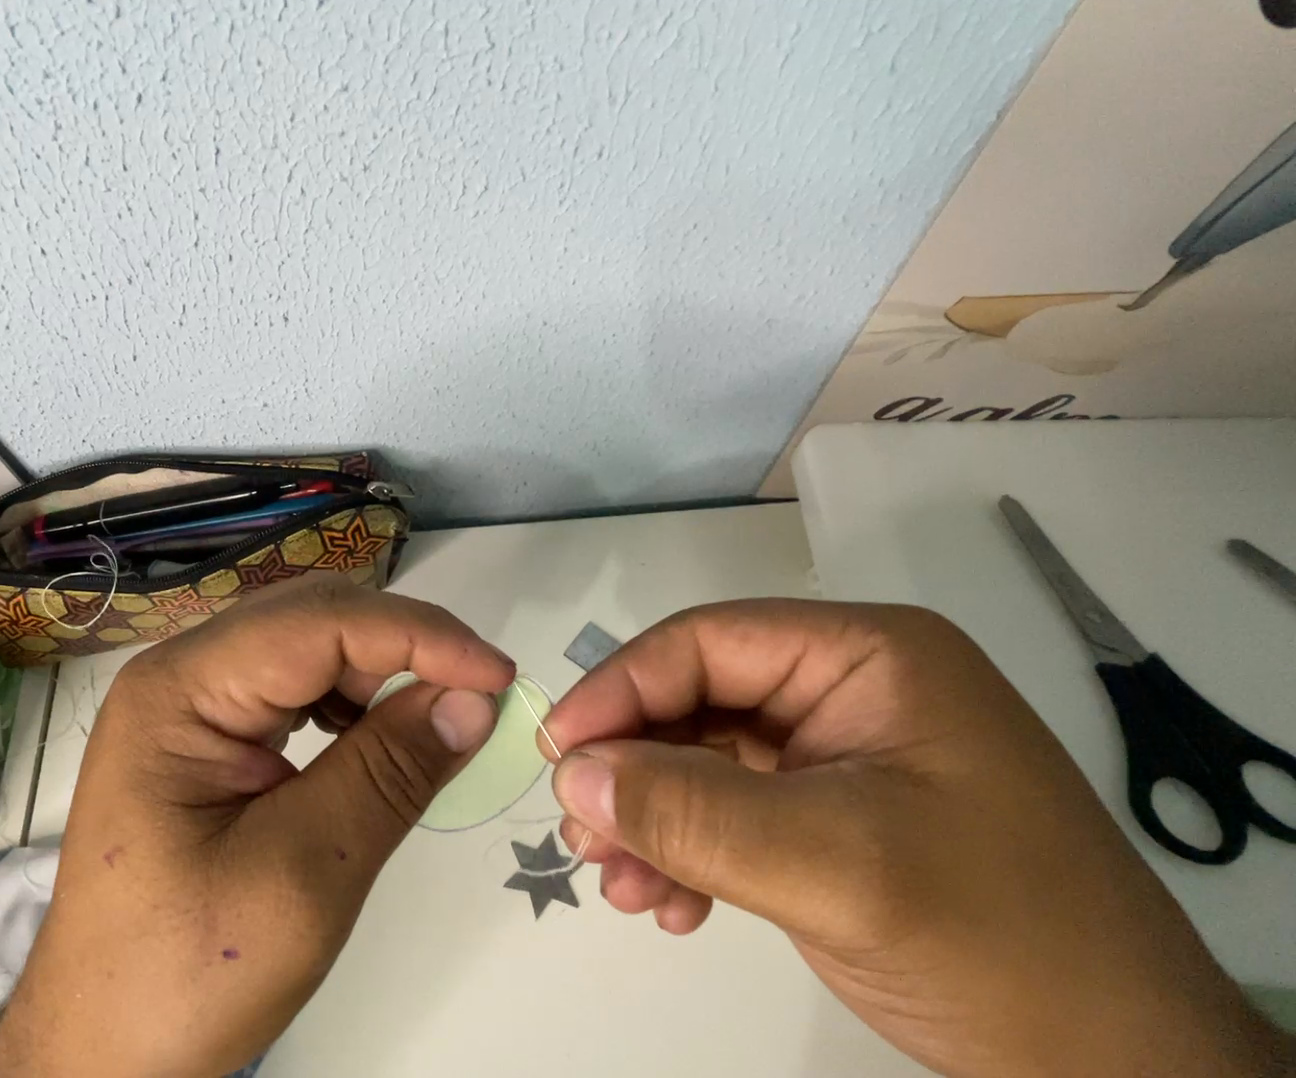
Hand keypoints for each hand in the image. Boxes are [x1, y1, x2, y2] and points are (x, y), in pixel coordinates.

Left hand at [0, 577, 514, 1077]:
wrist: (102, 1047)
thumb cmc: (188, 971)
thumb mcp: (304, 873)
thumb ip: (390, 773)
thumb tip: (476, 699)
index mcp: (179, 691)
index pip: (318, 623)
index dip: (418, 636)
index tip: (499, 677)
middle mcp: (177, 674)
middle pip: (308, 618)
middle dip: (399, 645)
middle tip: (473, 699)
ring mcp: (185, 702)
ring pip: (303, 645)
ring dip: (376, 671)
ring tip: (426, 723)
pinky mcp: (201, 734)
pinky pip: (288, 687)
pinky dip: (347, 701)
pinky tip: (371, 740)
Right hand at [544, 599, 1291, 1076]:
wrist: (1121, 1075)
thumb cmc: (999, 942)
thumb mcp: (837, 867)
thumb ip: (691, 812)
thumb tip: (570, 774)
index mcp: (865, 658)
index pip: (705, 644)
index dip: (619, 691)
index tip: (558, 757)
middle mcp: (843, 690)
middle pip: (693, 703)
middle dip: (631, 772)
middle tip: (582, 838)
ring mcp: (833, 755)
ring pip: (696, 761)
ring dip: (647, 820)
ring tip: (621, 887)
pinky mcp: (825, 814)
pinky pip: (723, 811)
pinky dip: (682, 852)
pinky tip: (666, 906)